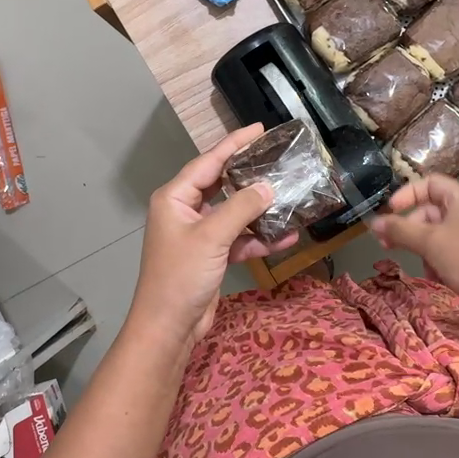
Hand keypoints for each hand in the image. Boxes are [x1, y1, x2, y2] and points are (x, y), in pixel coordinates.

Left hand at [129, 124, 296, 348]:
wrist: (169, 327)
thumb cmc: (181, 276)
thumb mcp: (212, 237)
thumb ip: (241, 208)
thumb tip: (268, 187)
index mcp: (174, 198)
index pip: (208, 162)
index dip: (234, 144)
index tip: (259, 130)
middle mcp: (184, 211)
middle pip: (221, 184)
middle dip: (249, 175)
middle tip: (278, 159)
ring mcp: (198, 234)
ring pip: (233, 213)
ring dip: (259, 210)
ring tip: (290, 197)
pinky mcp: (210, 256)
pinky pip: (238, 239)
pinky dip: (258, 239)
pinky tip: (285, 237)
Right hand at [370, 174, 458, 304]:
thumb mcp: (428, 242)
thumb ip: (398, 230)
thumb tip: (373, 223)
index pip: (429, 183)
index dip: (406, 194)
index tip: (389, 212)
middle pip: (431, 210)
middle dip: (409, 228)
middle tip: (388, 245)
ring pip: (438, 234)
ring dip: (423, 248)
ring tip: (421, 266)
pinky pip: (450, 251)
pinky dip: (438, 260)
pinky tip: (436, 277)